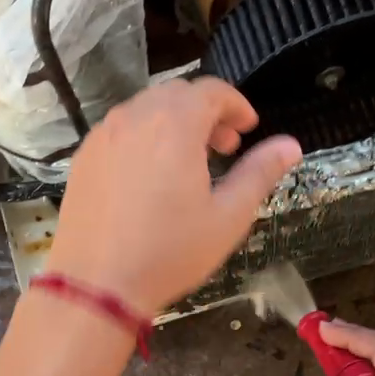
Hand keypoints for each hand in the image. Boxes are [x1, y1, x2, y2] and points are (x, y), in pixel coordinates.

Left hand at [46, 79, 302, 314]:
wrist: (97, 284)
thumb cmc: (170, 252)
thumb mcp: (228, 217)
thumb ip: (259, 173)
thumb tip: (291, 145)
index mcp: (174, 124)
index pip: (211, 91)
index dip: (236, 105)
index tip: (248, 129)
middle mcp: (135, 117)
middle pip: (177, 95)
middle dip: (206, 113)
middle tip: (224, 148)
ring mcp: (103, 136)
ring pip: (145, 111)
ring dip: (174, 124)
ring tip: (189, 164)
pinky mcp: (83, 158)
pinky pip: (120, 132)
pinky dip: (144, 139)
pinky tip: (151, 179)